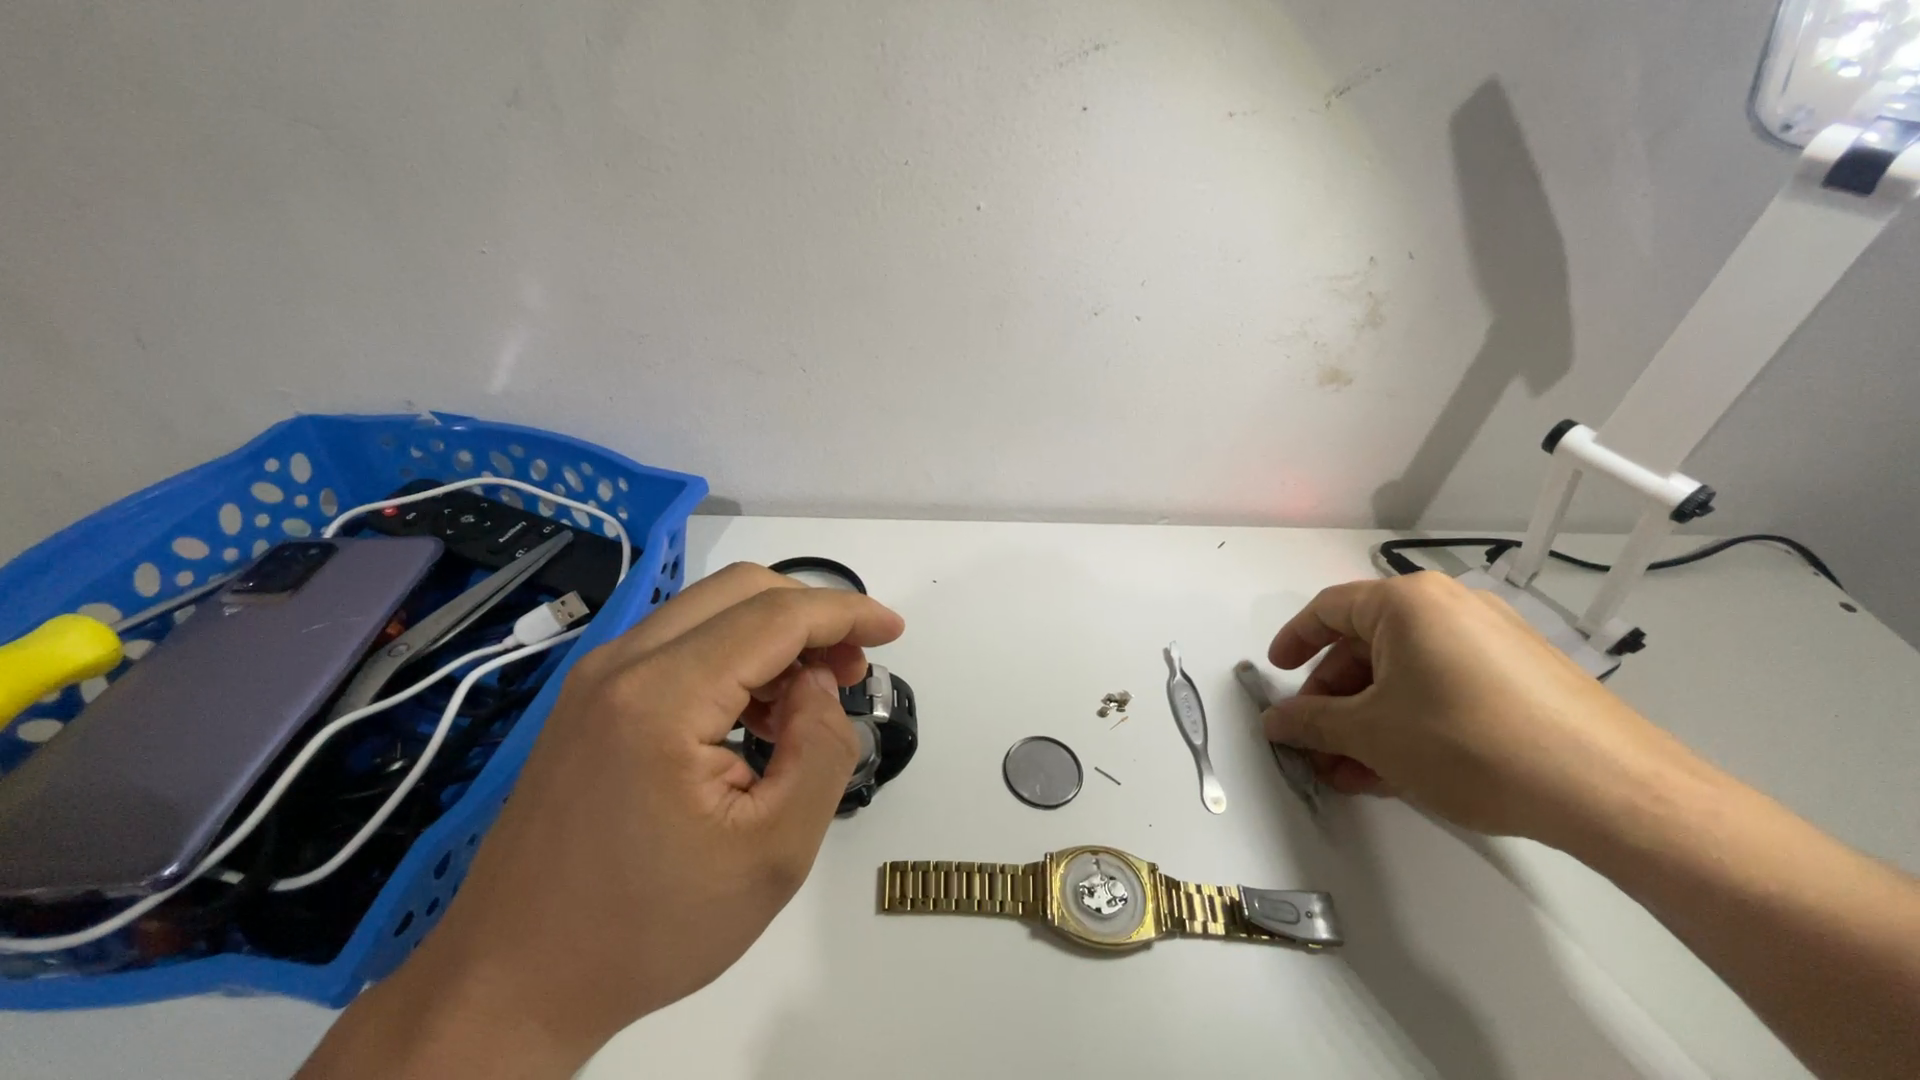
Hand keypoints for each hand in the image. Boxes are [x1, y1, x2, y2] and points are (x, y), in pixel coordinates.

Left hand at [300, 563, 904, 1077]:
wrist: (514, 981)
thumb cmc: (652, 928)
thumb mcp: (773, 854)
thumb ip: (821, 752)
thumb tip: (818, 687)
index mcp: (662, 696)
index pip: (775, 617)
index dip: (846, 614)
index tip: (894, 631)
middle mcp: (621, 665)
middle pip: (739, 592)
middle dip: (811, 616)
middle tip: (853, 673)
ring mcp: (594, 681)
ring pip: (705, 614)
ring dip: (771, 636)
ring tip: (810, 701)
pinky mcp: (585, 704)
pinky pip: (675, 648)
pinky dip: (731, 658)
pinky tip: (753, 718)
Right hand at [1263, 572, 1692, 841]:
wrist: (1606, 788)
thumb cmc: (1469, 742)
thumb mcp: (1372, 734)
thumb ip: (1312, 722)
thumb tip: (1276, 722)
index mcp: (1408, 603)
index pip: (1329, 609)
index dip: (1293, 642)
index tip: (1274, 674)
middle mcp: (1452, 608)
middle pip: (1367, 646)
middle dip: (1333, 700)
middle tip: (1316, 744)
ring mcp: (1493, 642)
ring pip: (1406, 675)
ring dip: (1369, 721)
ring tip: (1353, 772)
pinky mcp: (1524, 678)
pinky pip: (1445, 689)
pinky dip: (1412, 722)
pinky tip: (1400, 772)